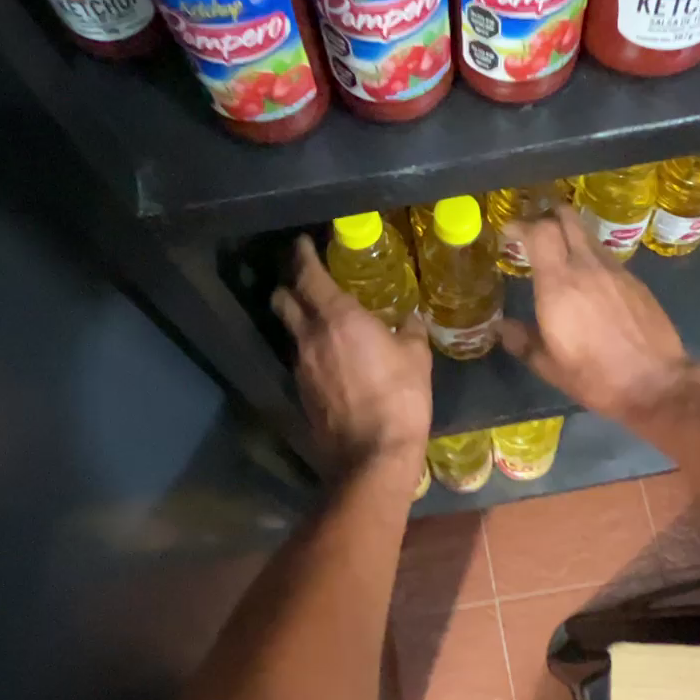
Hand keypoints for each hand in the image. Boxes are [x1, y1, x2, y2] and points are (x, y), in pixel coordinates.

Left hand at [272, 235, 431, 470]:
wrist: (372, 455)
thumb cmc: (400, 398)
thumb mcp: (416, 357)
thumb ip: (410, 331)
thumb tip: (410, 319)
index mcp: (338, 317)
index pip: (307, 275)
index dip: (302, 256)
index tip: (303, 244)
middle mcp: (310, 336)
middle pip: (283, 299)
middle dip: (290, 284)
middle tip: (306, 279)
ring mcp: (300, 366)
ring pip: (291, 331)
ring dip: (300, 320)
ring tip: (323, 320)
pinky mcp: (300, 392)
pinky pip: (301, 358)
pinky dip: (310, 350)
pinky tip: (330, 357)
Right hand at [498, 211, 695, 419]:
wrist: (656, 383)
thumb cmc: (596, 378)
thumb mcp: (550, 367)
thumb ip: (523, 341)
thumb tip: (503, 327)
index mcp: (559, 285)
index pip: (539, 232)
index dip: (521, 225)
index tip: (509, 230)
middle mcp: (587, 267)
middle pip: (567, 220)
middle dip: (547, 215)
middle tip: (534, 227)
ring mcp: (615, 271)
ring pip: (588, 236)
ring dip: (570, 234)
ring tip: (558, 251)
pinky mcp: (635, 280)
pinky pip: (605, 256)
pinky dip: (590, 255)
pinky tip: (588, 277)